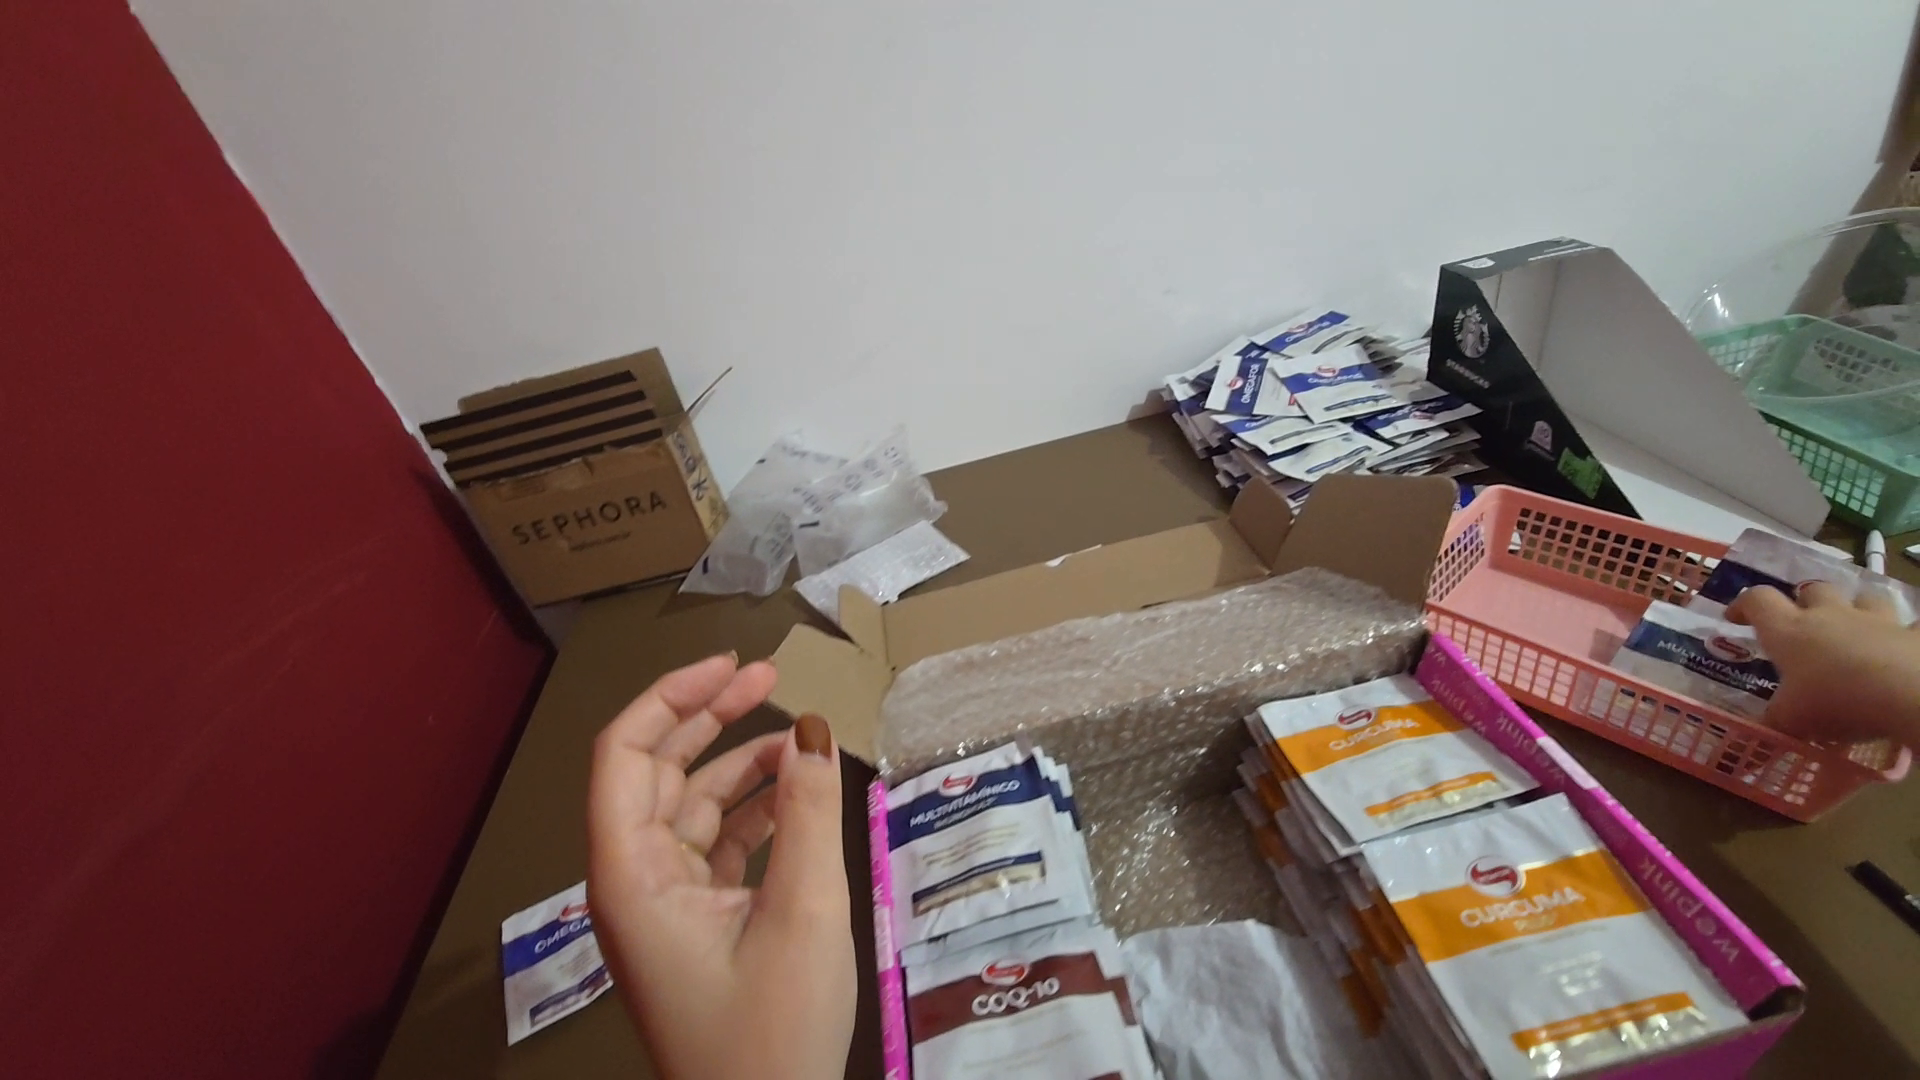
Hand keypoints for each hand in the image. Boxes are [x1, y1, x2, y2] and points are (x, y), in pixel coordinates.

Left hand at [586, 653, 855, 1079]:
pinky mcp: (700, 916)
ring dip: (741, 761)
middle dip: (709, 714)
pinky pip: (720, 839)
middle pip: (657, 769)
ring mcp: (667, 900)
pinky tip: (797, 790)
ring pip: (693, 802)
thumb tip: (813, 728)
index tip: (731, 666)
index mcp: (631, 875)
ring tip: (798, 733)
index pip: (623, 755)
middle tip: (769, 672)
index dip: (671, 697)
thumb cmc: (773, 1031)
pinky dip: (757, 807)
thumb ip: (809, 813)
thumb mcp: (803, 912)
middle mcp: (636, 878)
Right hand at [1727, 583, 1919, 745]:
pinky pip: (1915, 627)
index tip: (1737, 619)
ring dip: (1859, 608)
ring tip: (1856, 629)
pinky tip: (1903, 652)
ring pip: (1867, 598)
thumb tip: (1760, 733)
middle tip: (1802, 623)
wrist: (1919, 698)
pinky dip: (1908, 636)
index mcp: (1787, 629)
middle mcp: (1830, 617)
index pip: (1756, 598)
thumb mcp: (1792, 719)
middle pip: (1813, 589)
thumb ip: (1775, 719)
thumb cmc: (1838, 701)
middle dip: (1805, 600)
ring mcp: (1881, 623)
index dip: (1744, 605)